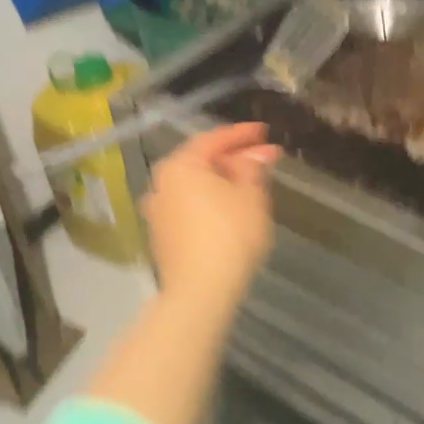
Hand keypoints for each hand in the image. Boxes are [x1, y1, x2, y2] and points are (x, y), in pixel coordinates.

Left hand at [142, 123, 281, 305]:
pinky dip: (211, 201)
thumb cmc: (230, 234)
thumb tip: (256, 154)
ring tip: (251, 183)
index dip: (242, 134)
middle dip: (234, 158)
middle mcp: (162, 184)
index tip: (265, 131)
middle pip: (202, 162)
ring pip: (196, 186)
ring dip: (223, 180)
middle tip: (264, 157)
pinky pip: (191, 206)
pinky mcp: (163, 236)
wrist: (200, 292)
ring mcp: (159, 212)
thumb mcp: (251, 195)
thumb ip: (252, 167)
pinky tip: (232, 209)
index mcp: (180, 166)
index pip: (214, 139)